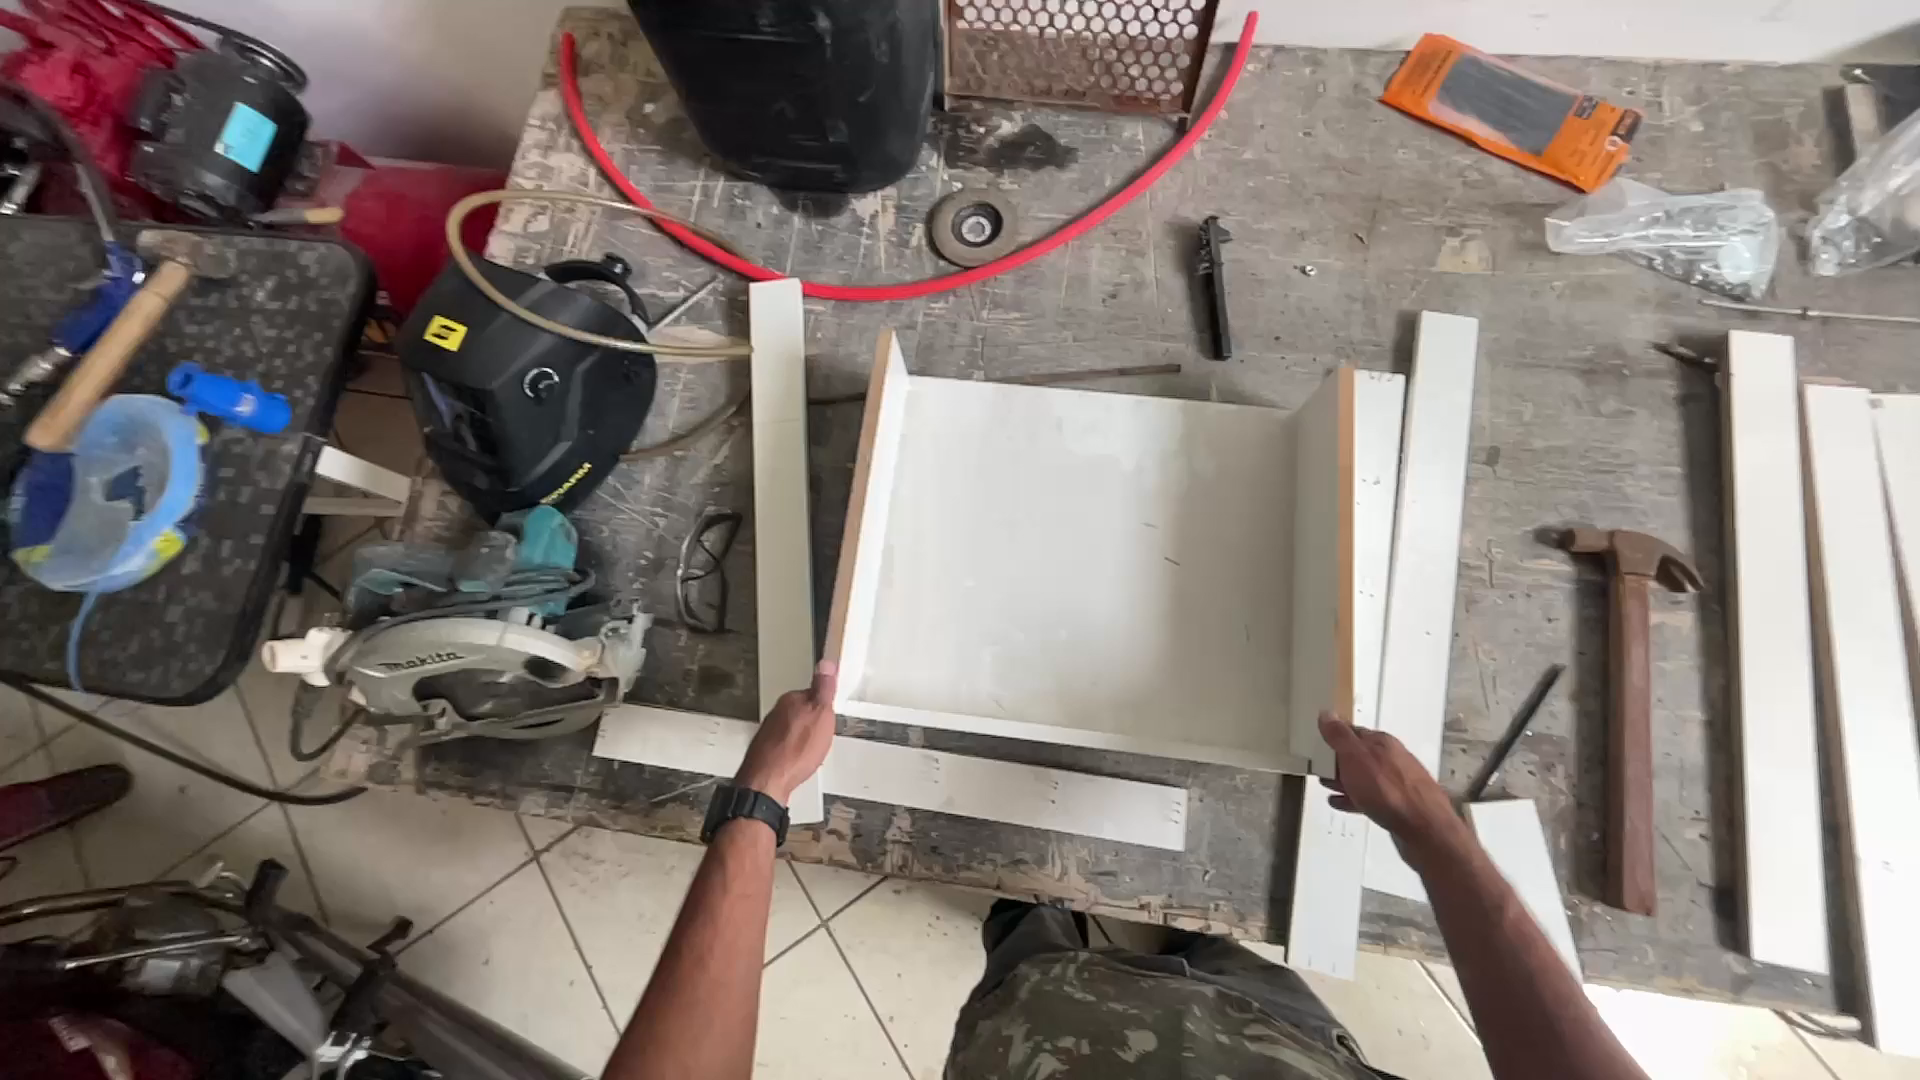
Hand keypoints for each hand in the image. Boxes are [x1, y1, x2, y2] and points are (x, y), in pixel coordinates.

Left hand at [735, 661, 837, 804]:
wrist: (768, 782)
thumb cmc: (795, 750)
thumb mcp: (821, 715)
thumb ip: (824, 689)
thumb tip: (826, 664)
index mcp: (791, 699)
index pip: (812, 692)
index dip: (824, 705)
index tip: (831, 712)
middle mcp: (776, 712)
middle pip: (800, 709)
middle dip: (812, 720)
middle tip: (824, 733)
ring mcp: (769, 731)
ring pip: (791, 727)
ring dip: (802, 736)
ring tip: (813, 748)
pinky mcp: (765, 750)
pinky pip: (784, 744)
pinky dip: (793, 750)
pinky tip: (799, 760)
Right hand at [1317, 711, 1472, 868]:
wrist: (1424, 830)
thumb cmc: (1388, 790)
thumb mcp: (1355, 757)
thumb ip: (1339, 736)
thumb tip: (1327, 714)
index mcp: (1383, 742)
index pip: (1352, 731)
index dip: (1334, 735)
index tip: (1318, 741)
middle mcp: (1394, 759)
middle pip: (1360, 754)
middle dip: (1339, 760)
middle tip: (1319, 765)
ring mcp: (1399, 782)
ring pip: (1366, 777)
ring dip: (1345, 780)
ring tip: (1326, 785)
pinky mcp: (1401, 805)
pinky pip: (1372, 797)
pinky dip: (1355, 798)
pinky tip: (1342, 804)